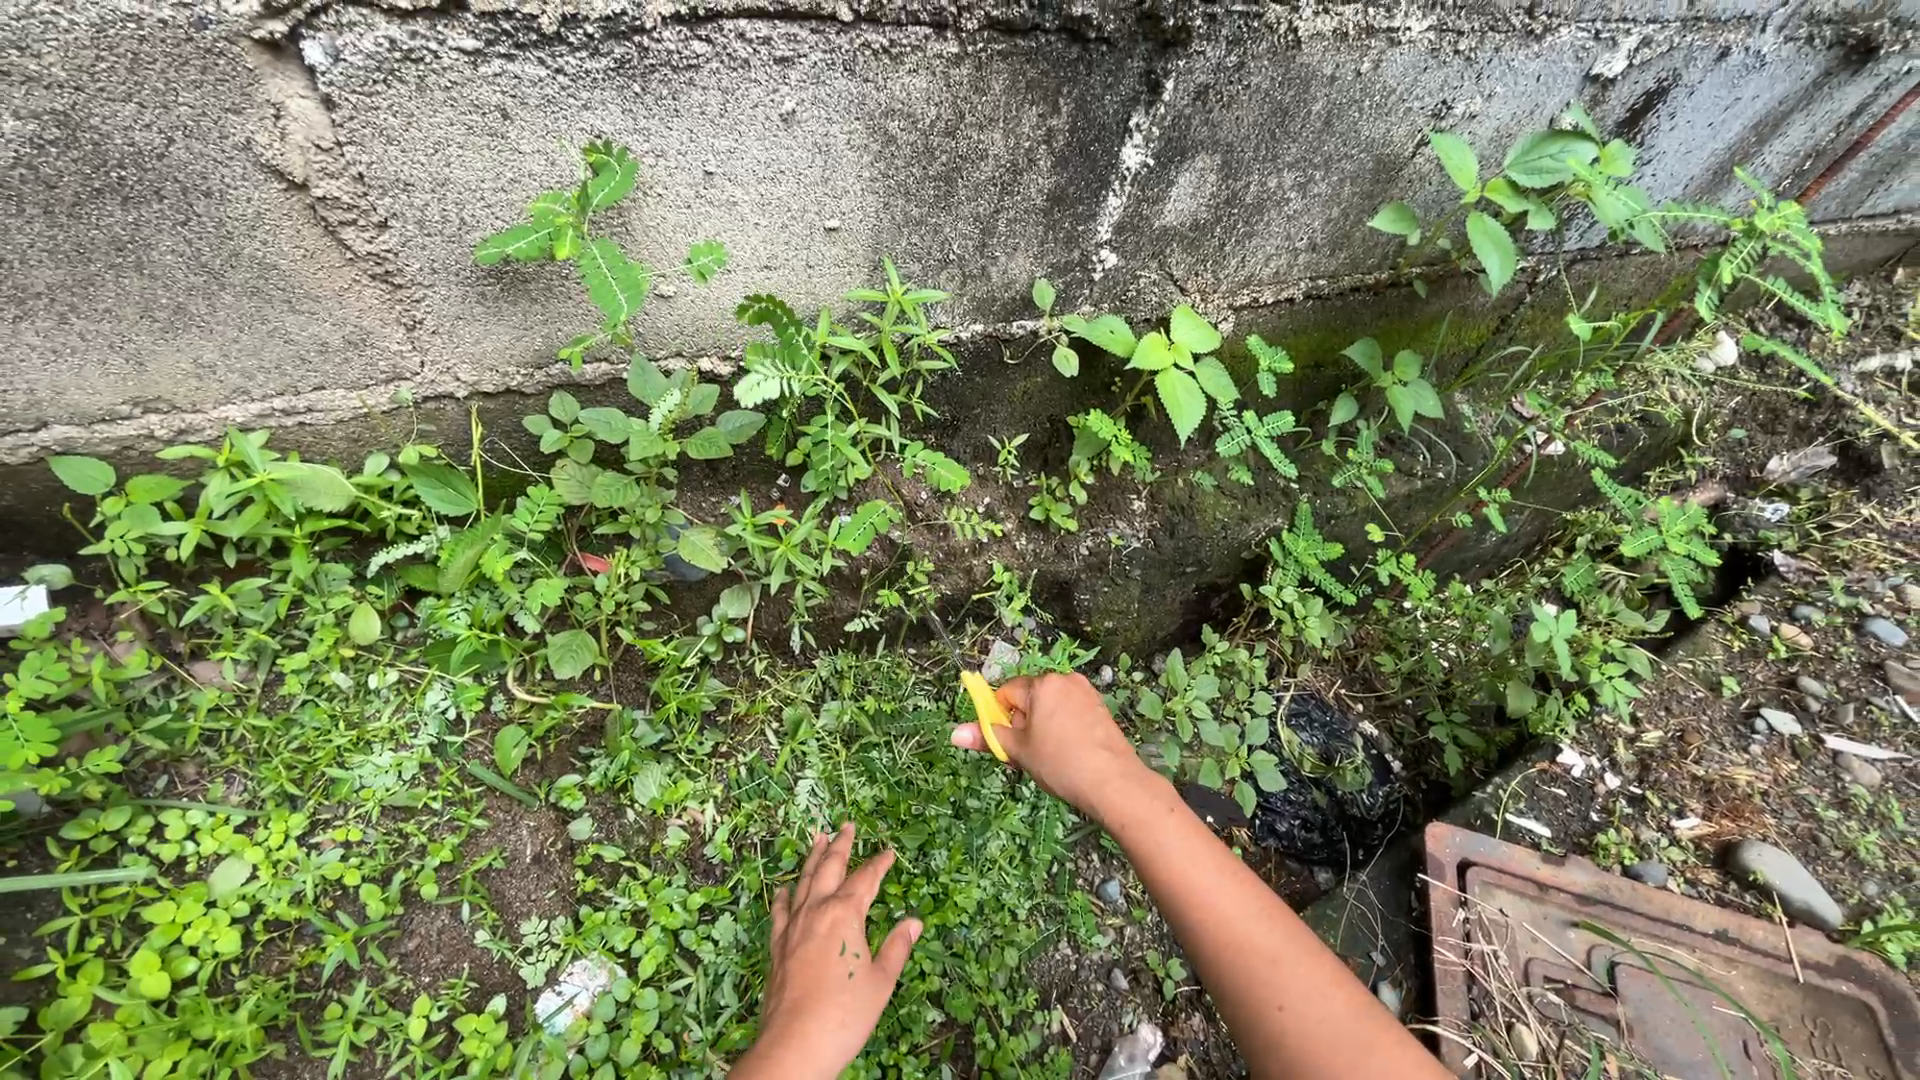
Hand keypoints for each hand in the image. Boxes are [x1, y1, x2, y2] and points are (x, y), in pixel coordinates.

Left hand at [732, 824, 920, 1079]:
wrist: (793, 1047)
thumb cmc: (844, 1015)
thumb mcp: (881, 982)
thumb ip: (896, 947)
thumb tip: (913, 921)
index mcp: (845, 915)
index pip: (865, 879)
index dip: (879, 864)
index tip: (889, 852)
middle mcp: (817, 912)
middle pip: (830, 868)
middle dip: (841, 846)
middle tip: (846, 825)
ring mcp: (793, 928)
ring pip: (803, 882)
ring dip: (813, 859)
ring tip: (817, 838)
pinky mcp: (777, 947)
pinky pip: (780, 911)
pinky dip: (784, 896)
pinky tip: (784, 889)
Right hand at [950, 672, 1157, 822]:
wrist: (1114, 783)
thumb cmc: (1060, 763)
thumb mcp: (1019, 751)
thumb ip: (988, 737)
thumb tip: (954, 733)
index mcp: (1042, 684)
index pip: (1007, 693)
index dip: (1004, 719)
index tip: (1012, 743)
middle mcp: (1064, 680)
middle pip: (1030, 698)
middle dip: (1025, 724)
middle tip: (1032, 754)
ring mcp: (1086, 693)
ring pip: (1050, 707)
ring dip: (1043, 728)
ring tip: (1052, 757)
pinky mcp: (1101, 708)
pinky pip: (1070, 713)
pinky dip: (1064, 730)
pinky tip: (1070, 754)